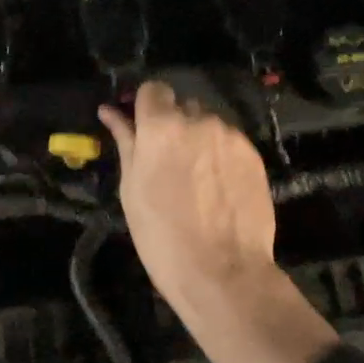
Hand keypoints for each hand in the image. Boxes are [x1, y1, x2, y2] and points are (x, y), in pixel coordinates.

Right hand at [97, 81, 276, 308]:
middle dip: (175, 127)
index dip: (147, 107)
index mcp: (160, 125)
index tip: (146, 131)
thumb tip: (110, 111)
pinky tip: (220, 189)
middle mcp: (197, 119)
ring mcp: (229, 135)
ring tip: (199, 181)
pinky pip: (230, 143)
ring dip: (200, 141)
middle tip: (170, 163)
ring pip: (208, 125)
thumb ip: (125, 143)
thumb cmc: (163, 236)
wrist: (224, 274)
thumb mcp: (132, 190)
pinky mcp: (253, 154)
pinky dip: (222, 157)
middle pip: (182, 107)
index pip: (153, 89)